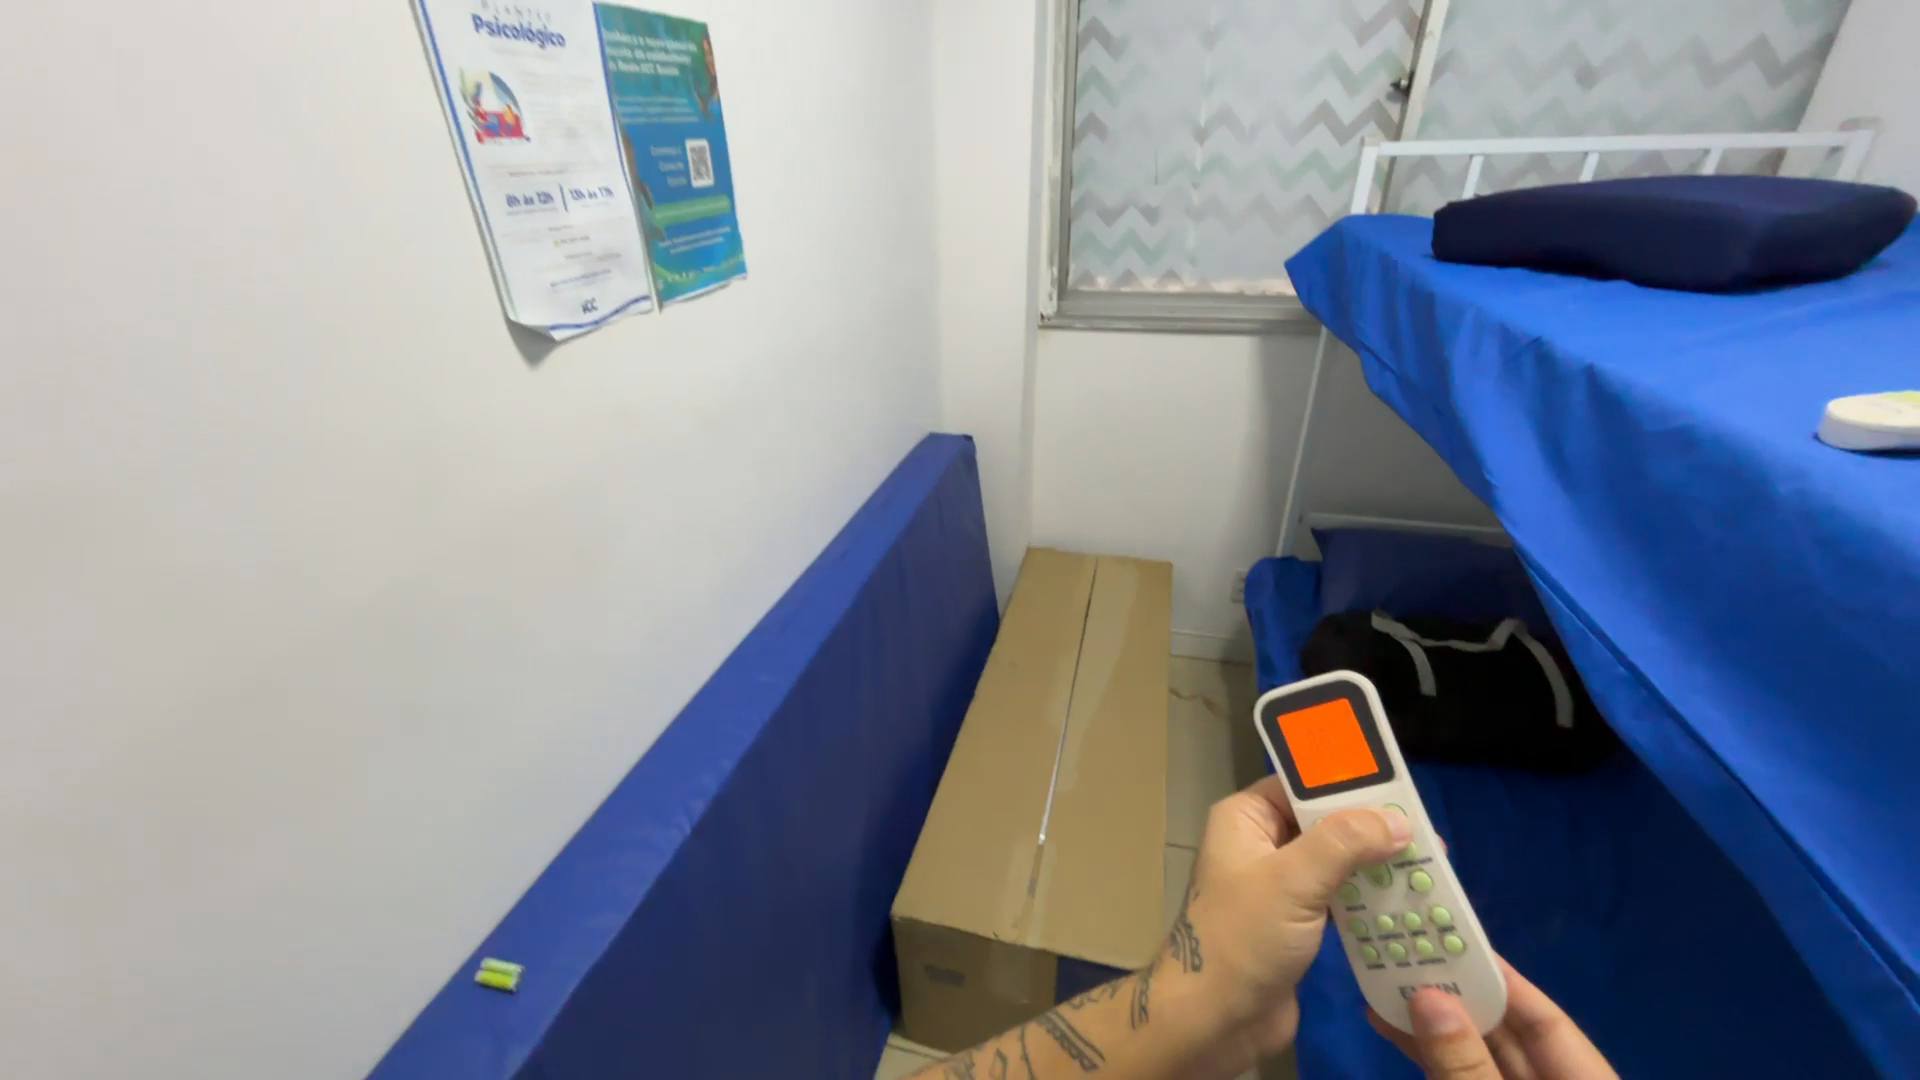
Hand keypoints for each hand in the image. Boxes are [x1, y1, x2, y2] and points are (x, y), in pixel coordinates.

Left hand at [1164, 776, 1411, 1070]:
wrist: (1217, 1015)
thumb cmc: (1244, 935)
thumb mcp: (1293, 880)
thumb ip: (1343, 843)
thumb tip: (1395, 818)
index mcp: (1245, 818)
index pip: (1301, 786)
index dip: (1347, 786)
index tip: (1399, 791)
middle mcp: (1259, 841)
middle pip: (1322, 823)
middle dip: (1371, 830)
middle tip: (1428, 837)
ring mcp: (1277, 882)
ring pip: (1334, 861)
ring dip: (1375, 867)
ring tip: (1430, 870)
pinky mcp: (1295, 919)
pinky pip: (1337, 896)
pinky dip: (1368, 900)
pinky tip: (1408, 907)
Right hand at [1367, 958, 1616, 1078]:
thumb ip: (1467, 1068)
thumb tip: (1430, 996)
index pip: (1550, 1024)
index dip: (1502, 978)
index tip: (1451, 934)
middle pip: (1505, 1036)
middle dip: (1452, 993)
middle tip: (1402, 948)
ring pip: (1473, 1055)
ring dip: (1427, 1018)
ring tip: (1382, 976)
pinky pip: (1456, 1076)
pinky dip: (1425, 1052)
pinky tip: (1384, 1022)